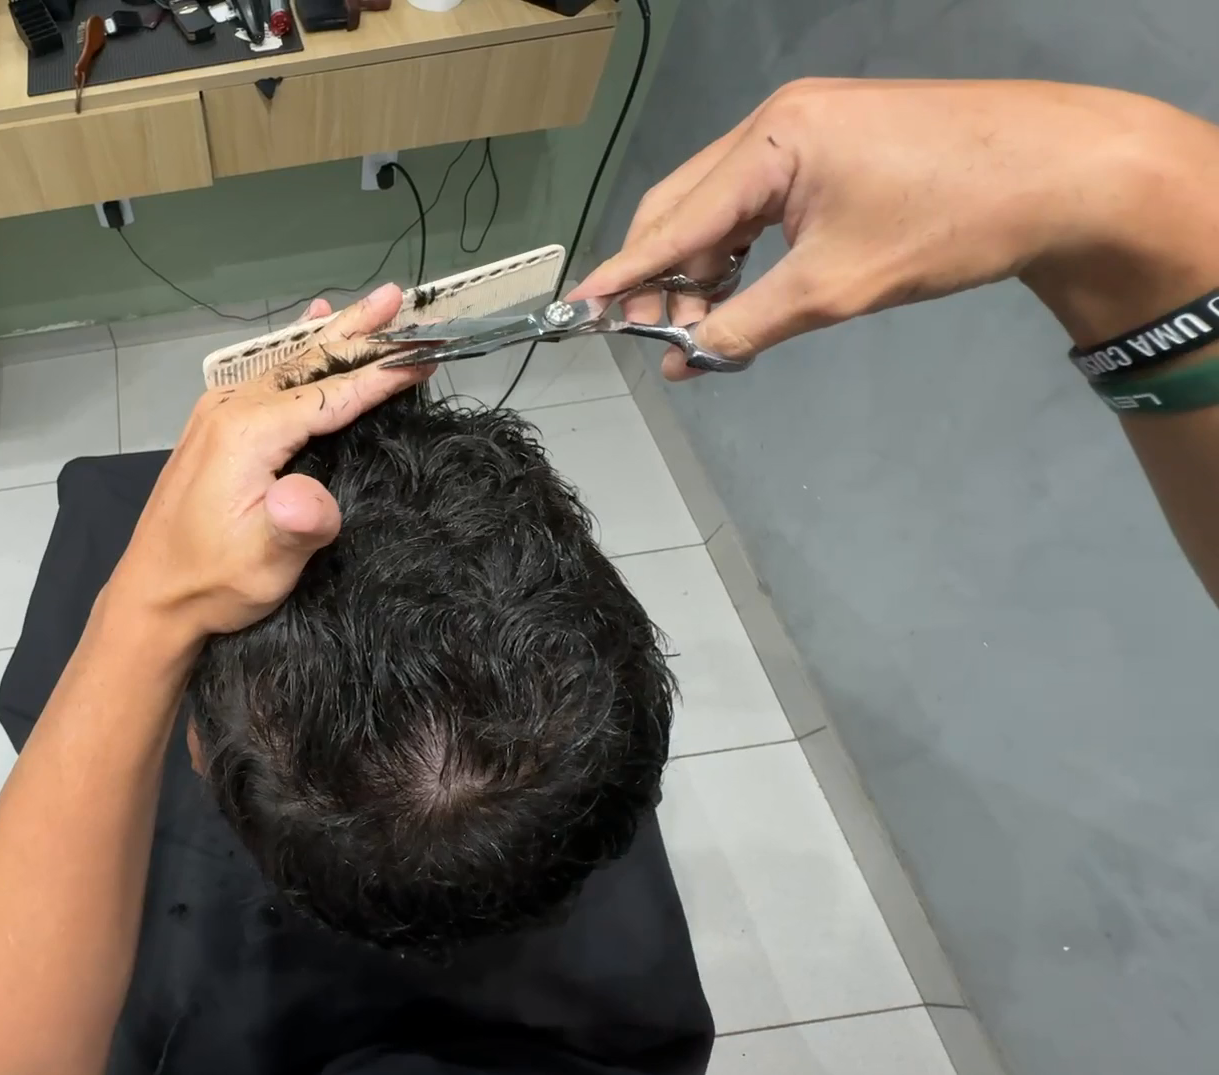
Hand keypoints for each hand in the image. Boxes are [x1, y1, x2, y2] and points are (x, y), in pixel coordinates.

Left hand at [104, 285, 430, 640]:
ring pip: (285, 365)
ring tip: (366, 308)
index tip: (425, 357)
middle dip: (356, 332)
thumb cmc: (210, 581)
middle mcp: (229, 410)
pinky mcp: (212, 430)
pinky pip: (264, 379)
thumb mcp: (261, 564)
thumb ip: (295, 527)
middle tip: (396, 298)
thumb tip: (313, 497)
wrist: (152, 595)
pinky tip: (304, 334)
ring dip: (329, 338)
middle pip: (305, 362)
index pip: (329, 394)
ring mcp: (216, 416)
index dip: (380, 376)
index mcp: (246, 433)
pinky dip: (295, 356)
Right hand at [571, 78, 1218, 378]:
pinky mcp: (820, 154)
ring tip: (701, 325)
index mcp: (774, 140)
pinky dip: (731, 257)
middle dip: (660, 278)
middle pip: (679, 210)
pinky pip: (747, 210)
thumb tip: (682, 365)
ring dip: (696, 274)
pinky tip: (732, 294)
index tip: (577, 308)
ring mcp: (799, 135)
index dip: (623, 274)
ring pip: (710, 213)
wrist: (1079, 176)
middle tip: (657, 334)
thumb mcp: (834, 287)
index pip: (674, 221)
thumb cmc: (955, 221)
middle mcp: (774, 127)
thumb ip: (742, 327)